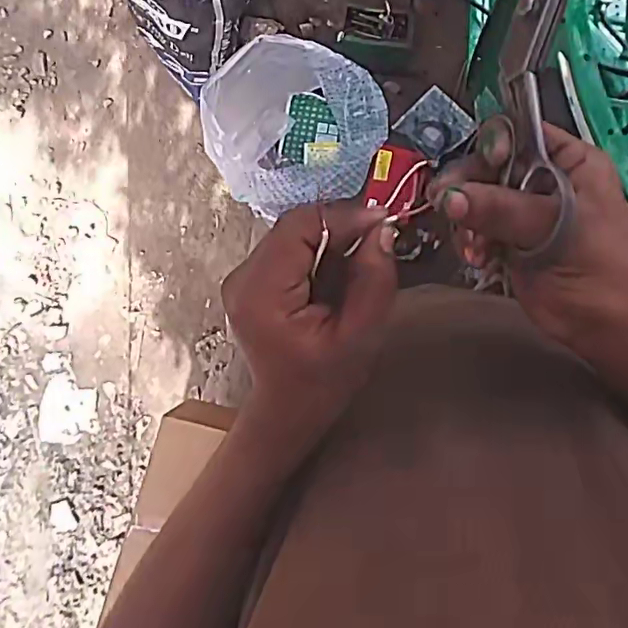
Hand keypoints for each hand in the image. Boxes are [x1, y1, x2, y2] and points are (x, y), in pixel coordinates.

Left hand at [220, 200, 398, 440]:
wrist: (289, 412)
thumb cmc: (323, 383)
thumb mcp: (360, 337)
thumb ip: (373, 281)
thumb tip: (382, 229)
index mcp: (261, 292)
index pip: (299, 226)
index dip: (344, 215)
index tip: (384, 221)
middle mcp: (243, 276)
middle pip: (296, 226)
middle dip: (341, 227)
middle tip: (380, 239)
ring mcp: (244, 276)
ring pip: (296, 233)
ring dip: (333, 239)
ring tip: (361, 263)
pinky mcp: (253, 279)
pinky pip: (292, 247)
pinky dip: (321, 251)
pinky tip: (339, 275)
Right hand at [430, 117, 627, 351]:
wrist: (603, 328)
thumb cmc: (600, 269)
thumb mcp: (555, 226)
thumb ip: (501, 208)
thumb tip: (449, 197)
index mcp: (570, 161)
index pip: (521, 133)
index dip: (496, 144)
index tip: (484, 166)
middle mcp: (543, 178)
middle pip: (488, 164)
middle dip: (469, 188)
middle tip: (450, 207)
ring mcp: (523, 209)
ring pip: (474, 195)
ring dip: (466, 219)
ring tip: (475, 246)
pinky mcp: (506, 237)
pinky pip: (473, 225)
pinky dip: (469, 239)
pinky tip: (479, 258)